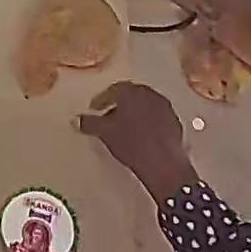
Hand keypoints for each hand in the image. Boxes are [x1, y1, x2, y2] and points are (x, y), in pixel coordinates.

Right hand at [77, 82, 194, 199]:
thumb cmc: (131, 142)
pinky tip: (140, 136)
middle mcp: (149, 94)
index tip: (95, 108)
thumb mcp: (104, 132)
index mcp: (131, 92)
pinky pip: (156, 116)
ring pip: (144, 105)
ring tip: (123, 128)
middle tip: (107, 117)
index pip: (113, 89)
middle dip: (118, 105)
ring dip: (133, 113)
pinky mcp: (174, 121)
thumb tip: (76, 120)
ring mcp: (164, 107)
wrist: (162, 162)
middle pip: (130, 95)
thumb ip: (88, 123)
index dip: (101, 99)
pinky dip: (146, 122)